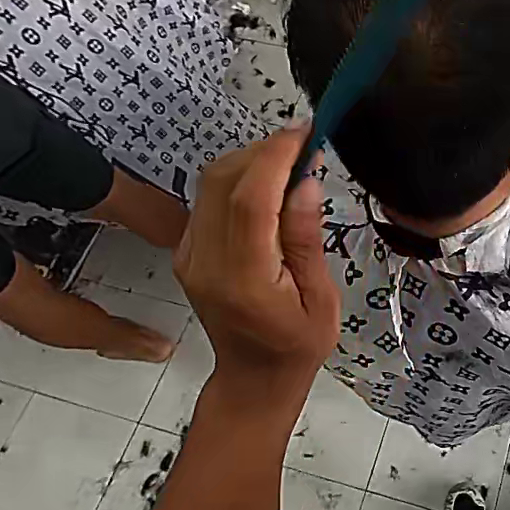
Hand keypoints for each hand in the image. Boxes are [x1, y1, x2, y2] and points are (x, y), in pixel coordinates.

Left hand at [175, 128, 339, 390]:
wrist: (254, 377)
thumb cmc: (299, 344)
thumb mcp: (321, 298)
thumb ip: (305, 239)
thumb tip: (305, 183)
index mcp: (245, 277)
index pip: (251, 200)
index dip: (275, 158)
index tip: (305, 132)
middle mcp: (206, 260)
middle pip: (222, 181)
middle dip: (264, 151)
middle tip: (305, 143)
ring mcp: (190, 253)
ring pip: (210, 183)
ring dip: (251, 160)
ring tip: (293, 159)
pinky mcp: (188, 249)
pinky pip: (209, 198)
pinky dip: (240, 177)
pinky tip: (271, 183)